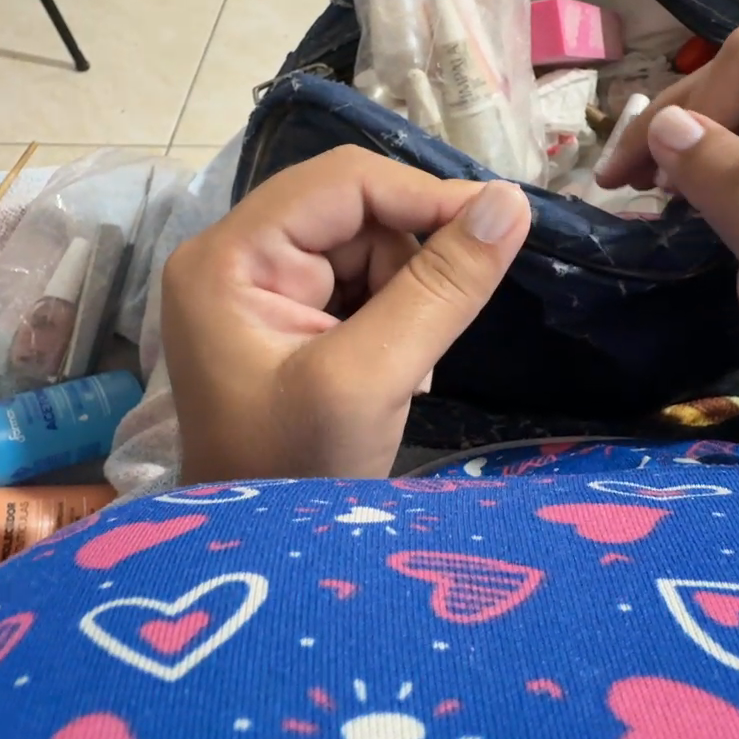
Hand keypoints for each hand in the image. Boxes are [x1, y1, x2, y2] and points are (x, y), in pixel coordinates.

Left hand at [160, 147, 530, 482]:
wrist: (260, 555)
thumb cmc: (295, 475)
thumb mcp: (372, 380)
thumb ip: (440, 289)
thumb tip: (510, 203)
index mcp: (229, 257)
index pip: (342, 183)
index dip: (426, 195)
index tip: (501, 224)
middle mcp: (236, 255)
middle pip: (355, 213)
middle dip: (409, 265)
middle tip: (428, 335)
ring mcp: (260, 285)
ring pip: (366, 247)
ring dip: (406, 296)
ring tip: (402, 368)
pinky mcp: (286, 313)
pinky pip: (360, 282)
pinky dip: (394, 316)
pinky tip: (390, 367)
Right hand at [621, 29, 738, 460]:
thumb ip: (738, 191)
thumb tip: (666, 124)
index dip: (696, 103)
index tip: (655, 171)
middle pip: (732, 76)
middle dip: (671, 119)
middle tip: (622, 179)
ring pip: (722, 105)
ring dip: (669, 139)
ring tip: (632, 185)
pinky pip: (724, 142)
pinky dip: (683, 161)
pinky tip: (663, 195)